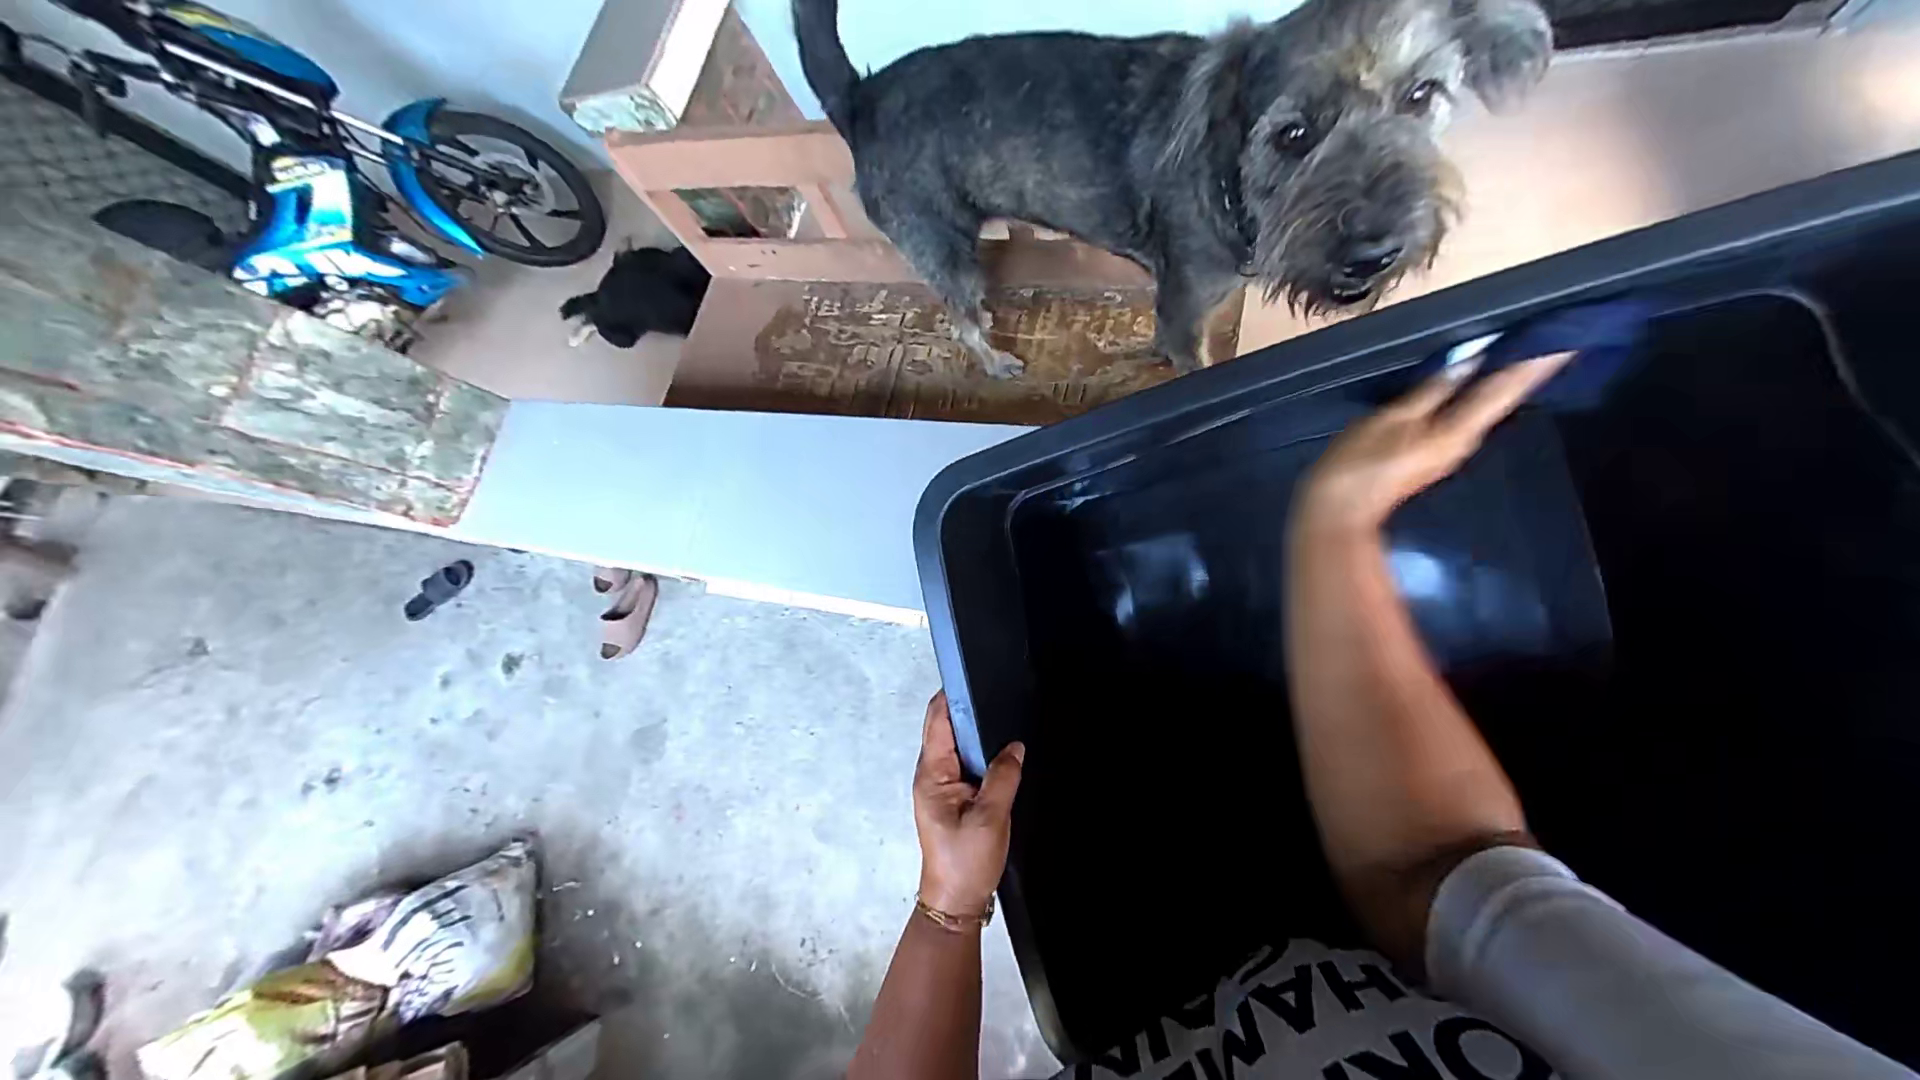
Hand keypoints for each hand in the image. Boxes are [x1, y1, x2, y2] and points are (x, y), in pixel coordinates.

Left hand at [913, 691, 1024, 918]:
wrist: (956, 901)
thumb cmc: (966, 861)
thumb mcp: (990, 818)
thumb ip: (1003, 777)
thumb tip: (1015, 745)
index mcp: (932, 773)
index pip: (937, 720)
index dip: (952, 696)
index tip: (974, 677)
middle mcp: (931, 773)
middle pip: (945, 727)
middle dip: (966, 709)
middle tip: (997, 692)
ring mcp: (940, 784)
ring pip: (956, 745)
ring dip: (974, 732)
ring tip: (1002, 715)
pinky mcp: (951, 796)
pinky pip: (964, 762)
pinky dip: (979, 752)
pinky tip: (999, 750)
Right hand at [1295, 352, 1573, 533]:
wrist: (1336, 512)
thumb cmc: (1356, 467)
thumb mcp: (1388, 421)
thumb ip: (1429, 392)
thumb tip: (1468, 362)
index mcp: (1458, 431)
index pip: (1506, 388)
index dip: (1537, 362)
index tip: (1569, 336)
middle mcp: (1464, 441)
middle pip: (1502, 399)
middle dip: (1525, 368)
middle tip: (1554, 335)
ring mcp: (1448, 451)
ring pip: (1485, 408)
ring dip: (1503, 381)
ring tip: (1522, 351)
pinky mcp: (1431, 454)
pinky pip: (1464, 417)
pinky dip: (1477, 396)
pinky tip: (1476, 382)